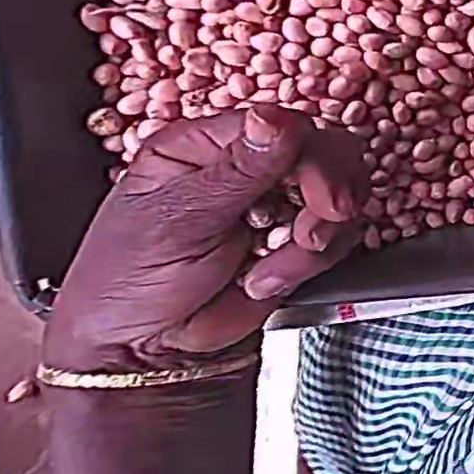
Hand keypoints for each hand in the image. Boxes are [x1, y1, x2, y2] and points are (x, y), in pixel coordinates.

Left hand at [42, 106, 365, 374]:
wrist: (146, 354)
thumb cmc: (130, 282)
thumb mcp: (178, 220)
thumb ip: (237, 170)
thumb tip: (276, 119)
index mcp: (208, 145)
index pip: (285, 127)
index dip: (313, 157)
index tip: (323, 197)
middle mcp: (252, 164)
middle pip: (328, 152)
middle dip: (328, 196)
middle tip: (309, 236)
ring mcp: (282, 200)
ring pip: (344, 192)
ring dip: (318, 236)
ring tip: (272, 267)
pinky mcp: (303, 236)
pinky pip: (341, 233)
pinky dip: (314, 261)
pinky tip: (268, 278)